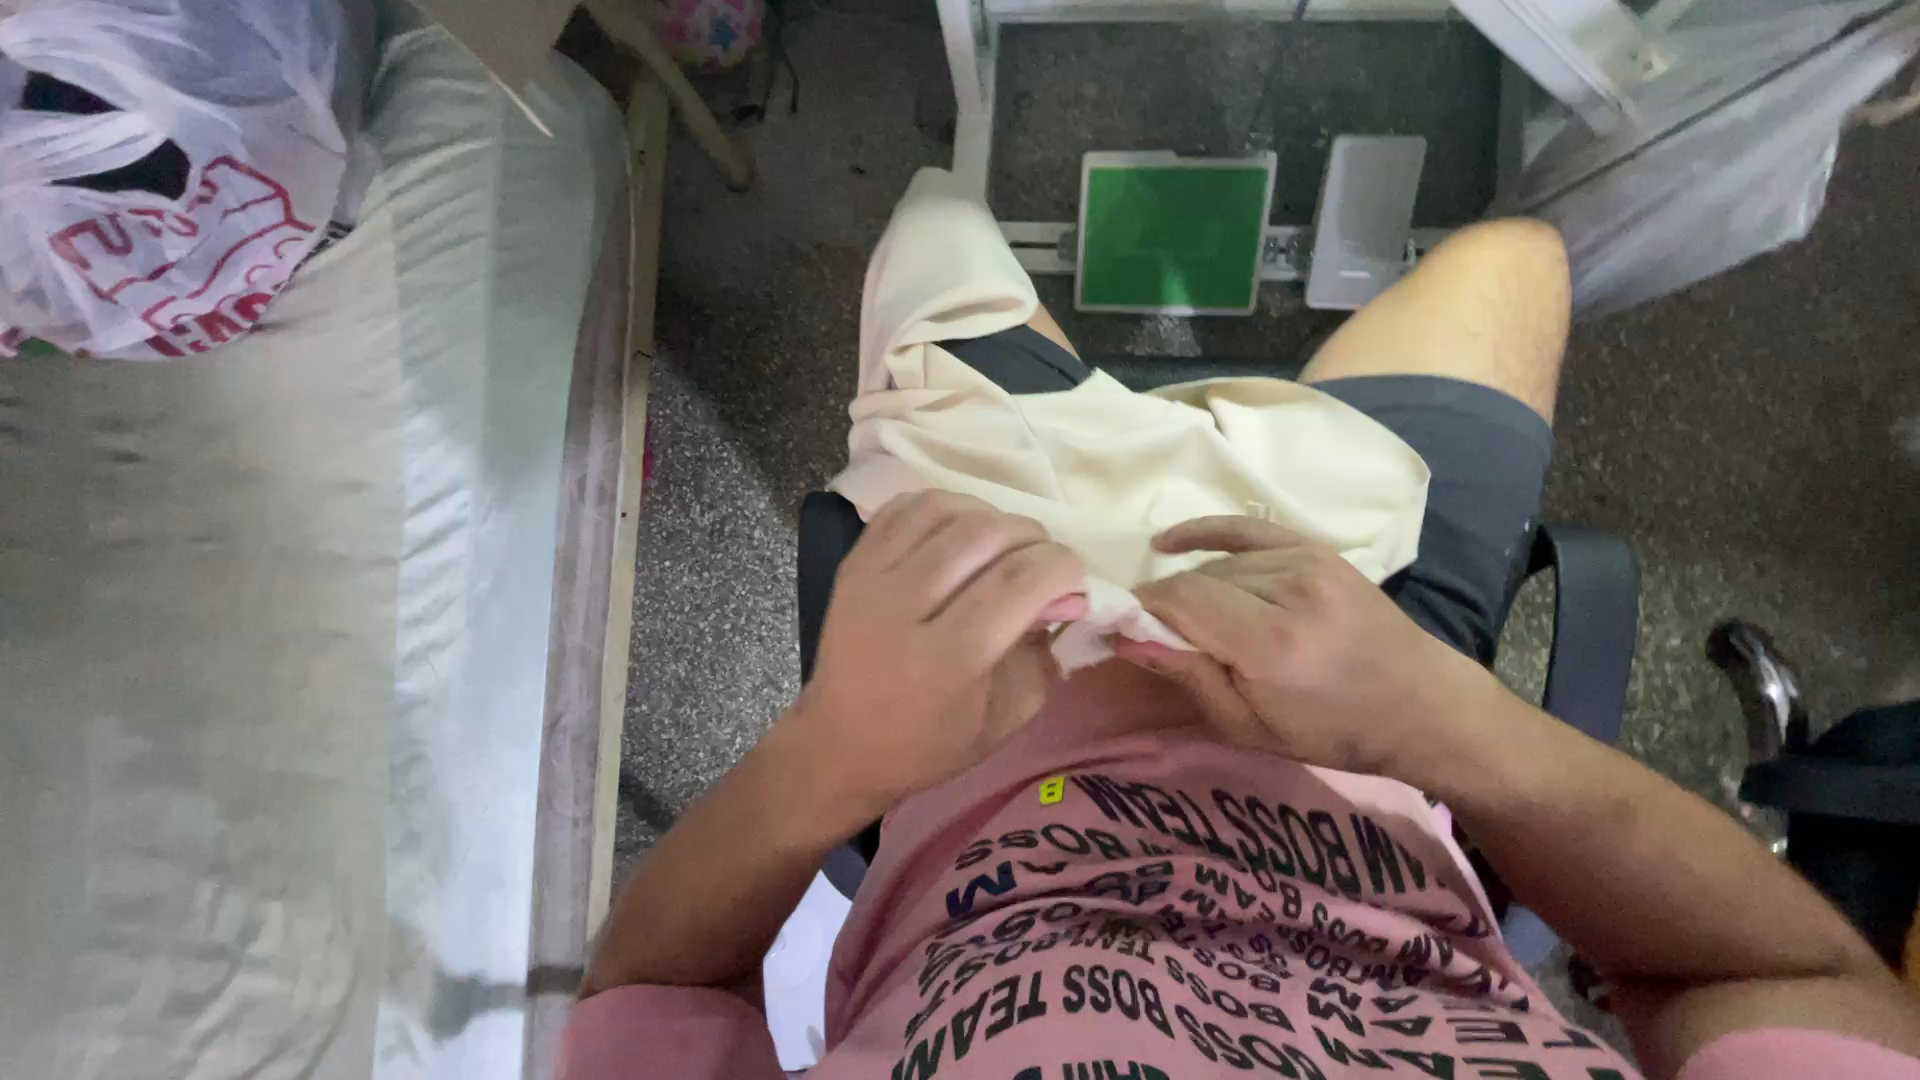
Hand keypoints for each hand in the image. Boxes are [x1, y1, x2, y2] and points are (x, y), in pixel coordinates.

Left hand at [784, 492, 1086, 815]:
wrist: (841, 743)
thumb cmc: (931, 743)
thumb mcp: (1006, 717)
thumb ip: (1044, 652)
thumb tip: (1067, 594)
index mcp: (946, 660)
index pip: (1018, 581)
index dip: (1062, 565)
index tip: (1075, 575)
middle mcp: (903, 608)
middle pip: (984, 535)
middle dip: (1033, 536)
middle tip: (1044, 560)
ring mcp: (870, 579)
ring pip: (946, 510)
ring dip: (992, 516)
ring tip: (1005, 542)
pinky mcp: (852, 563)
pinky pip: (906, 507)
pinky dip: (947, 506)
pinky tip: (963, 529)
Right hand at [1117, 516, 1503, 778]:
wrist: (1420, 706)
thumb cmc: (1332, 732)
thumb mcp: (1248, 726)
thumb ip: (1186, 675)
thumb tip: (1125, 638)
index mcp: (1275, 643)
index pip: (1183, 600)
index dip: (1142, 610)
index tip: (1118, 628)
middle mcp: (1290, 590)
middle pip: (1196, 579)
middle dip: (1163, 604)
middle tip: (1149, 633)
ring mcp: (1307, 562)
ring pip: (1217, 564)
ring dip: (1192, 589)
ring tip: (1192, 621)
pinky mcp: (1317, 550)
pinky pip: (1246, 527)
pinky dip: (1205, 531)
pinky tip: (1168, 541)